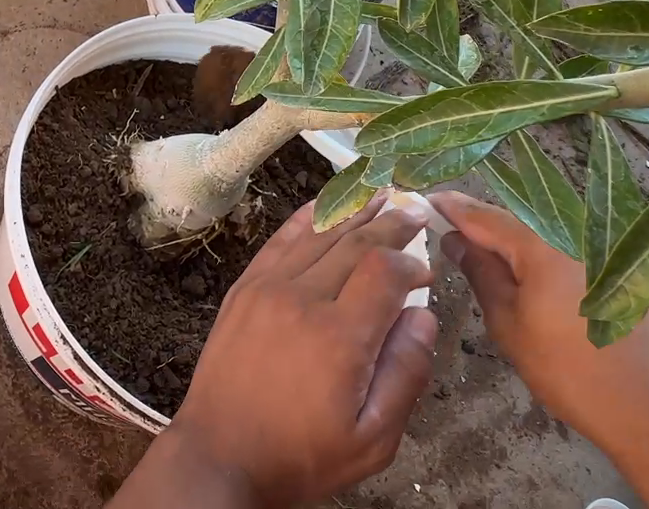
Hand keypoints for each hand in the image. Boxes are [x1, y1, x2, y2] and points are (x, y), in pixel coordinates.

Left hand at [112, 195, 437, 508]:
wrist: (222, 449)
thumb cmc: (303, 454)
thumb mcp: (373, 438)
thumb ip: (405, 373)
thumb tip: (424, 314)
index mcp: (339, 336)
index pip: (384, 272)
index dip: (410, 262)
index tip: (427, 267)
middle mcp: (301, 298)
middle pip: (352, 245)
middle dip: (387, 225)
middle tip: (413, 210)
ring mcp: (266, 287)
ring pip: (316, 236)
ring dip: (350, 212)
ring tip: (378, 194)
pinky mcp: (243, 287)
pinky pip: (278, 241)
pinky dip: (303, 219)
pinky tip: (321, 205)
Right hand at [430, 191, 648, 507]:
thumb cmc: (581, 379)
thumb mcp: (512, 330)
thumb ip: (481, 275)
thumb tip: (455, 239)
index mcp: (545, 245)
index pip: (484, 214)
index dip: (453, 207)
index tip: (429, 202)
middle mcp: (587, 234)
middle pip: (525, 218)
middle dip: (494, 226)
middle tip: (468, 241)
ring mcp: (627, 249)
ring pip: (564, 232)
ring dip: (534, 242)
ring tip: (516, 266)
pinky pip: (599, 249)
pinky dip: (575, 258)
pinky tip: (571, 288)